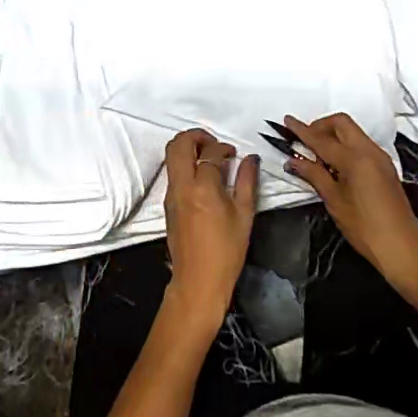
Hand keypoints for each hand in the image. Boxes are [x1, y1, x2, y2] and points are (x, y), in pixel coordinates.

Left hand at [160, 129, 258, 328]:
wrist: (198, 280)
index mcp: (203, 186)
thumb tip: (250, 159)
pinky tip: (201, 175)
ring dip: (187, 147)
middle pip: (178, 144)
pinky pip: (171, 172)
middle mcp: (181, 185)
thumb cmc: (227, 250)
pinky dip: (183, 163)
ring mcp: (170, 193)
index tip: (234, 153)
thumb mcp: (245, 215)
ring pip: (170, 155)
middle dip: (196, 136)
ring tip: (208, 157)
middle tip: (214, 144)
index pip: (210, 152)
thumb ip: (247, 182)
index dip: (223, 147)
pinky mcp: (167, 203)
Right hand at [282, 114, 417, 303]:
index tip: (287, 121)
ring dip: (333, 136)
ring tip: (317, 156)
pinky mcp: (386, 168)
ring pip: (353, 132)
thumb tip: (293, 161)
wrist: (402, 248)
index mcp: (355, 158)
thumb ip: (314, 175)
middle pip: (341, 123)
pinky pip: (361, 144)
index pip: (321, 138)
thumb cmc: (364, 227)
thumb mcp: (334, 200)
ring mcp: (380, 158)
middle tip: (304, 142)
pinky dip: (345, 146)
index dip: (301, 130)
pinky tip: (335, 165)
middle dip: (320, 126)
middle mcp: (370, 151)